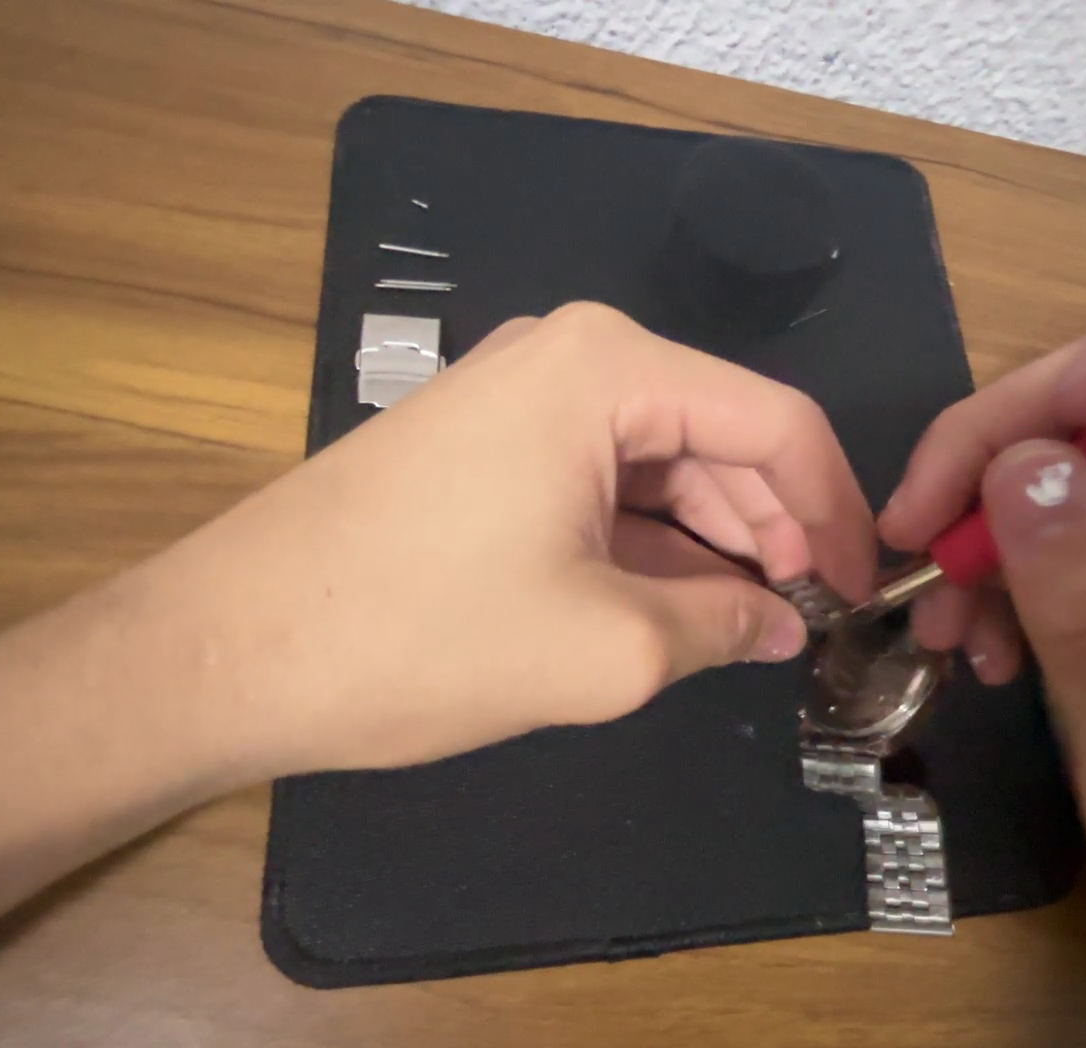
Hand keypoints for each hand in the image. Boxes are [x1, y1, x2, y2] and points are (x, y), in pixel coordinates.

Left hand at [130, 302, 874, 774]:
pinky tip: (684, 600)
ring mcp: (523, 400)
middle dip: (774, 528)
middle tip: (811, 617)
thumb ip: (721, 624)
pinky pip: (605, 487)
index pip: (773, 423)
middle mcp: (571, 358)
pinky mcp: (491, 449)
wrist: (224, 651)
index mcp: (609, 368)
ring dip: (716, 541)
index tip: (861, 588)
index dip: (833, 509)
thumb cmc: (420, 638)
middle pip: (718, 440)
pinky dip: (652, 543)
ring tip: (757, 621)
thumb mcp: (604, 648)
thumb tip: (786, 623)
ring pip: (662, 467)